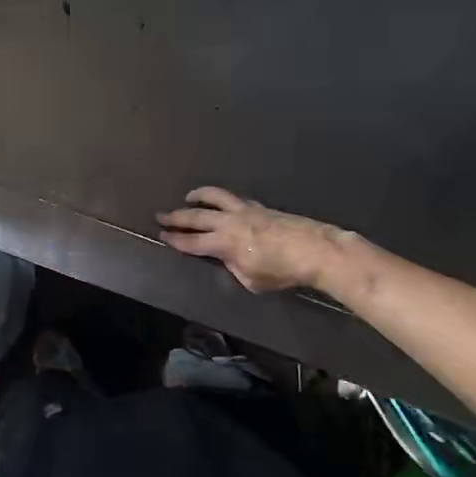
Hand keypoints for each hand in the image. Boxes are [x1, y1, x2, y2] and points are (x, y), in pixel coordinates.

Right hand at [156, 186, 350, 292]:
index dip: (176, 240)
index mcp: (224, 244)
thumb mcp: (252, 280)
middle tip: (161, 215)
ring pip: (216, 197)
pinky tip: (223, 202)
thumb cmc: (282, 271)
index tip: (163, 235)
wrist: (314, 249)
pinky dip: (222, 199)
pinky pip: (235, 199)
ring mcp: (246, 210)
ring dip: (199, 196)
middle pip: (197, 216)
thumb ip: (236, 267)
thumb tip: (231, 258)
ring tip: (189, 197)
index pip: (193, 242)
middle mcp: (230, 222)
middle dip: (177, 216)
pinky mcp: (261, 207)